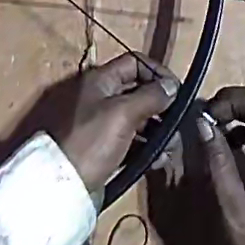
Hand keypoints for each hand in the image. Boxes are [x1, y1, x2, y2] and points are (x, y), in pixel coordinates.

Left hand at [49, 53, 178, 195]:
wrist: (65, 181)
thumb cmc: (92, 140)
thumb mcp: (122, 113)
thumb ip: (149, 97)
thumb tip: (171, 85)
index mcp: (101, 80)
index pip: (134, 63)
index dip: (157, 73)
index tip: (177, 92)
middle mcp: (102, 96)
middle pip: (139, 91)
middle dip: (162, 107)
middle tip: (179, 127)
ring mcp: (104, 122)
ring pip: (139, 118)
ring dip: (158, 130)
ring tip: (170, 148)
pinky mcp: (106, 146)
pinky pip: (133, 139)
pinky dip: (148, 146)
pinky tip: (159, 160)